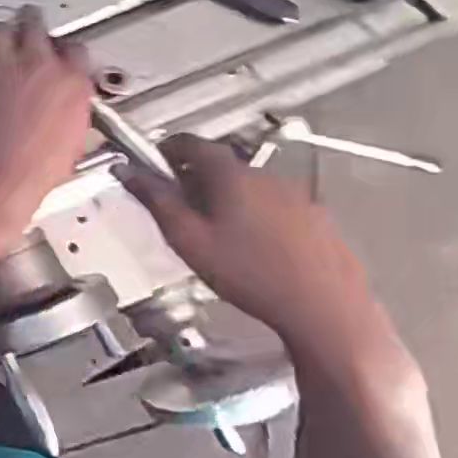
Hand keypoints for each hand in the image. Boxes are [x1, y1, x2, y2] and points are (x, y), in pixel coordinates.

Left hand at [0, 7, 103, 228]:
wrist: (2, 171)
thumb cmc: (38, 164)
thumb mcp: (75, 136)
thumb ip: (73, 106)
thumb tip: (68, 103)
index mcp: (72, 81)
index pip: (77, 49)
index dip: (68, 48)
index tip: (63, 50)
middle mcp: (39, 64)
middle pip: (37, 25)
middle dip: (34, 20)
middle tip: (31, 17)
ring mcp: (5, 64)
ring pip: (2, 27)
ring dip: (3, 26)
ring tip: (2, 25)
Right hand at [118, 135, 390, 361]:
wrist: (330, 316)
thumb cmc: (249, 274)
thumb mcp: (187, 239)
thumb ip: (155, 200)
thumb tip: (127, 171)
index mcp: (231, 174)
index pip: (189, 141)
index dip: (164, 149)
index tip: (152, 167)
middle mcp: (266, 175)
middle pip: (220, 164)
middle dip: (194, 178)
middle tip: (179, 208)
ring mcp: (299, 196)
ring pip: (249, 185)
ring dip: (227, 197)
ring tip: (217, 233)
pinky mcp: (321, 220)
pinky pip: (276, 205)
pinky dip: (257, 214)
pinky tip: (256, 249)